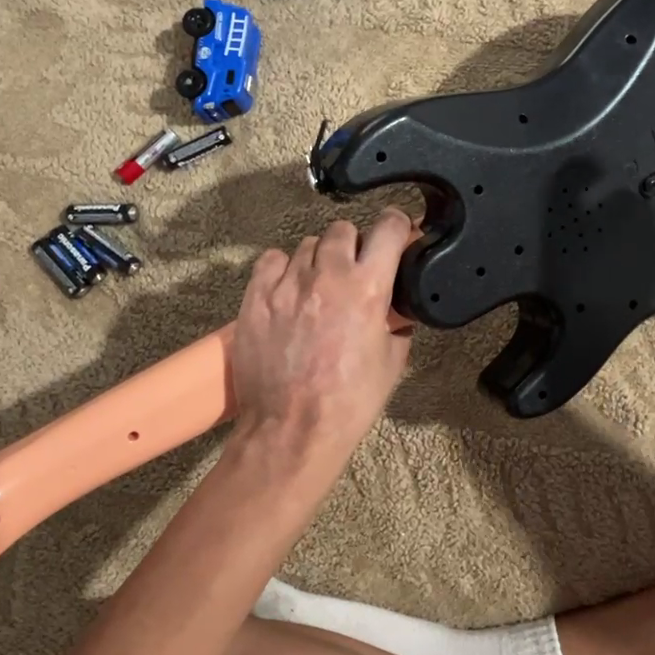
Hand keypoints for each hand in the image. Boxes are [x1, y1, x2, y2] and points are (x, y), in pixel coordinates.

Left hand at [229, 209, 415, 460]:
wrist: (293, 429)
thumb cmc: (348, 402)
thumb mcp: (392, 362)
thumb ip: (396, 323)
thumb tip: (396, 309)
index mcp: (367, 288)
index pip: (389, 228)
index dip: (397, 226)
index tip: (397, 233)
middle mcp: (327, 276)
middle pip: (342, 230)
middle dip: (352, 245)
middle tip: (352, 270)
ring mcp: (287, 284)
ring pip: (306, 244)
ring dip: (317, 259)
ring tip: (318, 286)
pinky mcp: (256, 296)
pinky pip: (272, 260)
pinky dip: (283, 268)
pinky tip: (288, 290)